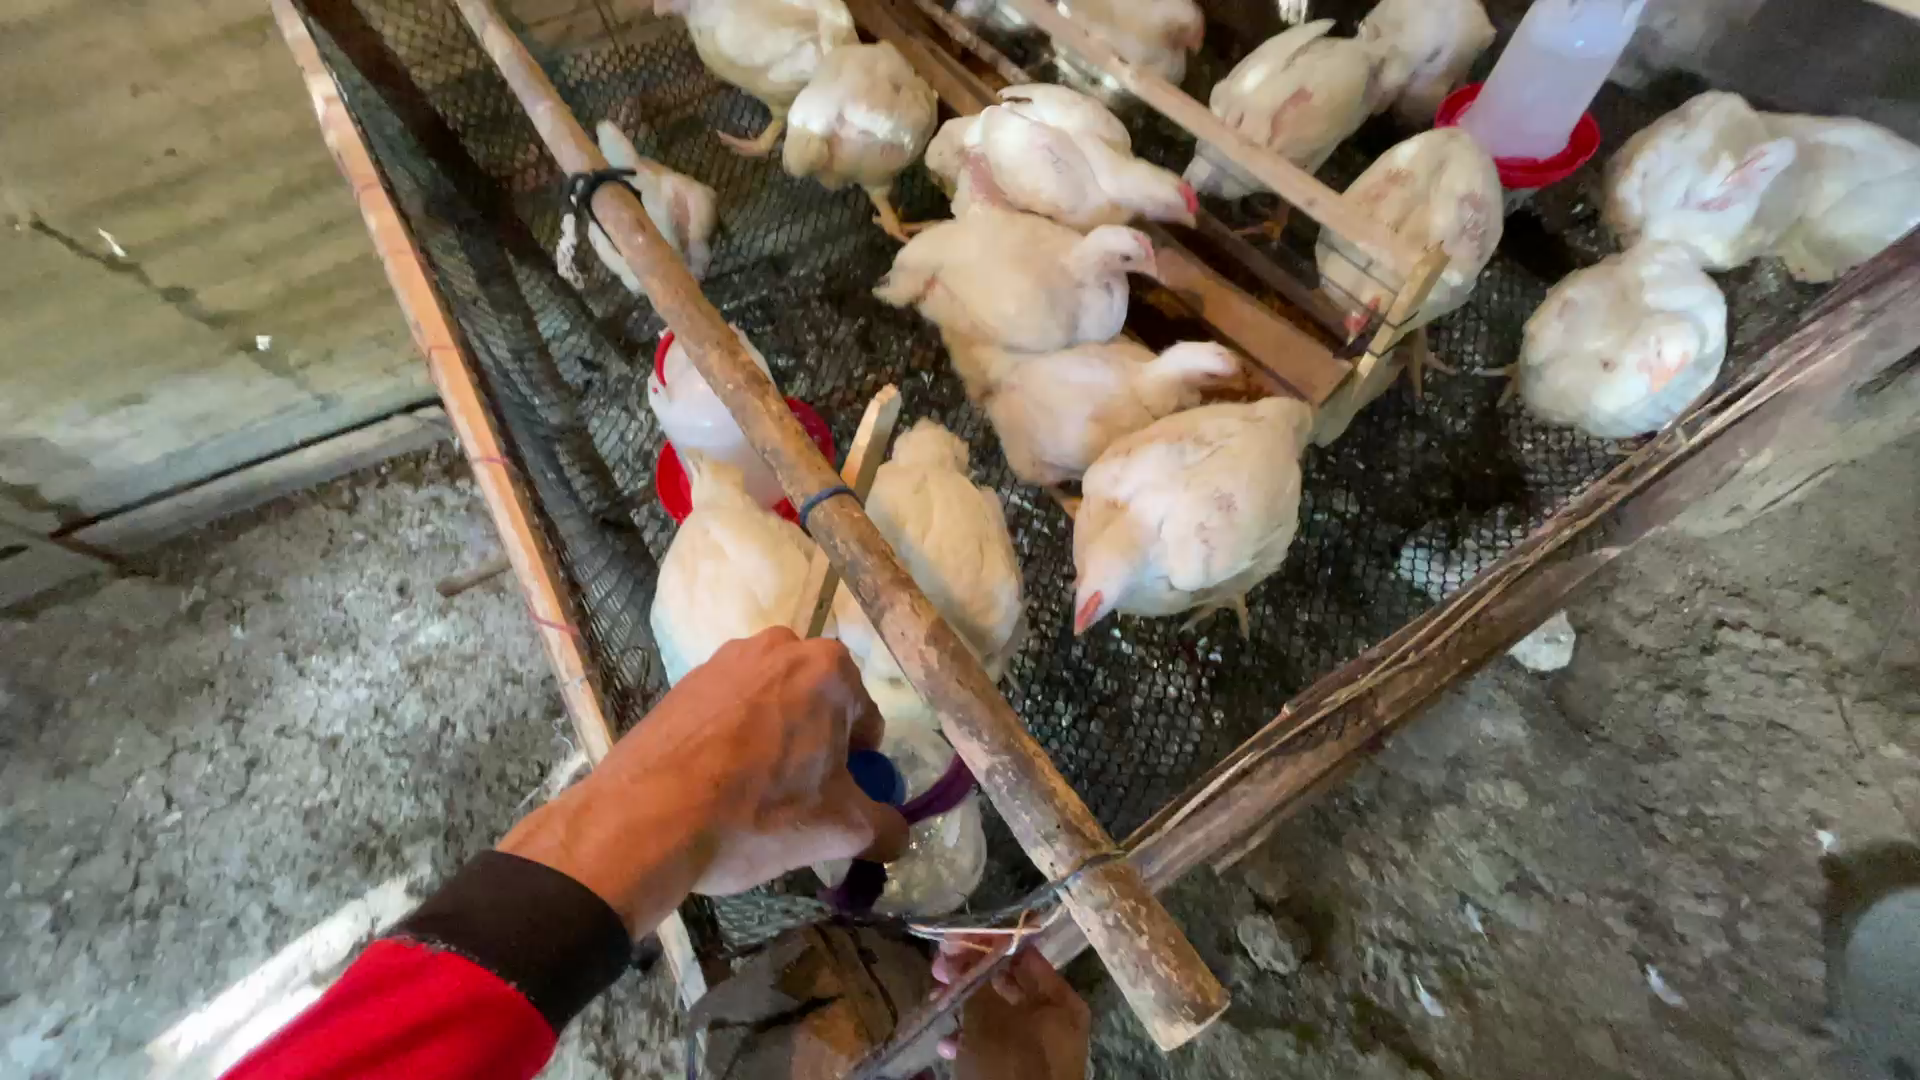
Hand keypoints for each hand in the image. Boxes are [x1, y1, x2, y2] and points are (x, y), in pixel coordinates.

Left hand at [497, 628, 909, 932]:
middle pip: (818, 705)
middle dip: (816, 745)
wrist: (643, 820)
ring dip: (775, 738)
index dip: (857, 766)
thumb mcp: (837, 829)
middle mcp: (781, 646)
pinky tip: (715, 780)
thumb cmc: (758, 812)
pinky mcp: (684, 680)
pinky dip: (733, 737)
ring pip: (773, 704)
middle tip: (796, 796)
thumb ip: (885, 828)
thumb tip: (898, 836)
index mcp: (829, 667)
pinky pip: (730, 708)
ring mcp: (727, 658)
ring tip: (751, 792)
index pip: (865, 721)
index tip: (834, 798)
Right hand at [933, 940, 1091, 1079]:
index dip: (986, 944)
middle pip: (1008, 984)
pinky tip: (946, 1044)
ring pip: (997, 1015)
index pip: (1023, 954)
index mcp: (1061, 1002)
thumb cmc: (1011, 1066)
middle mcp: (1056, 1022)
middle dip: (970, 976)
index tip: (953, 941)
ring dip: (965, 1006)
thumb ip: (972, 980)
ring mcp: (1039, 1051)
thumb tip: (956, 951)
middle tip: (938, 968)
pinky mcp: (1021, 1074)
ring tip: (937, 1001)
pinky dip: (971, 1040)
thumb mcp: (987, 1020)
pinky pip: (995, 1045)